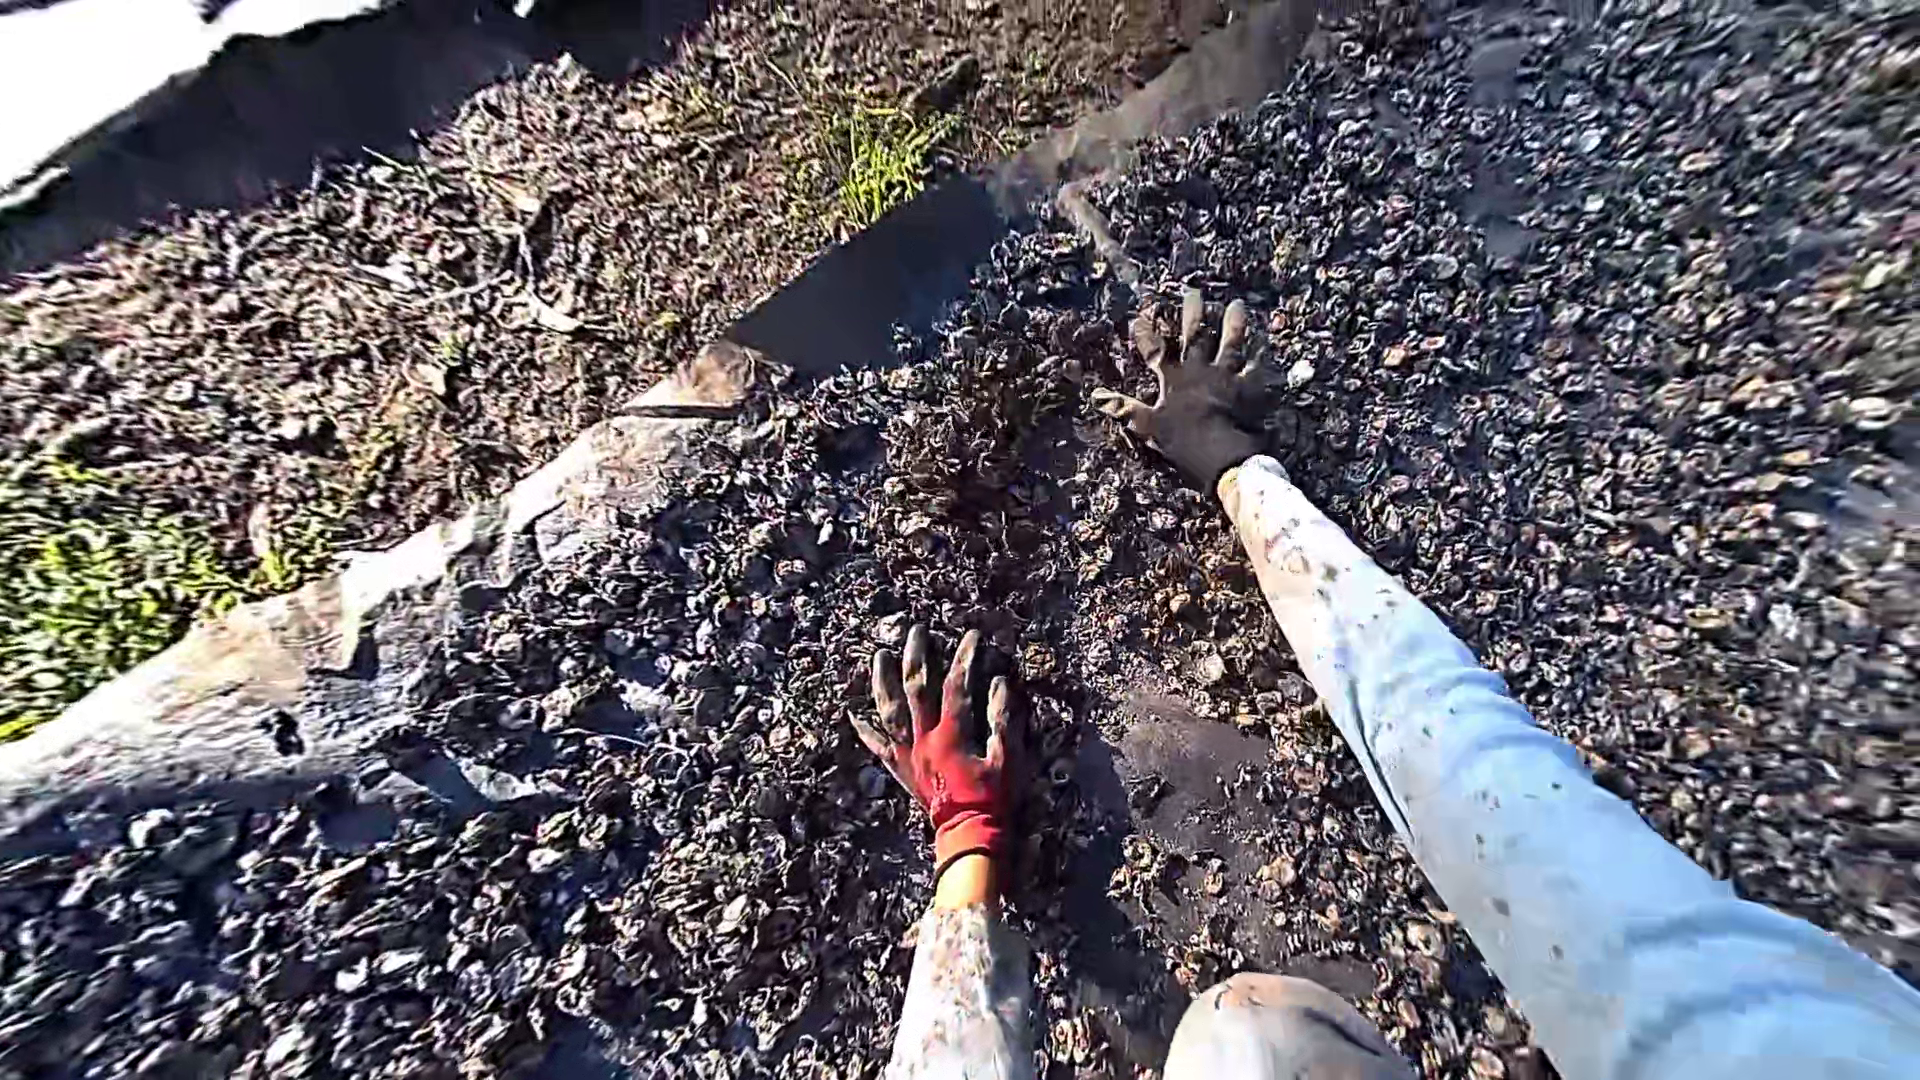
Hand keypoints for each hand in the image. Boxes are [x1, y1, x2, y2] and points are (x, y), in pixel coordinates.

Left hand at [857, 625, 1018, 883]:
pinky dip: (863, 728)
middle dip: (916, 656)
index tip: (971, 635)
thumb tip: (1000, 683)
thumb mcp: (1006, 760)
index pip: (958, 685)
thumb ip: (1003, 721)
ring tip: (878, 655)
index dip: (965, 657)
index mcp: (952, 734)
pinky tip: (852, 713)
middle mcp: (924, 738)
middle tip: (916, 631)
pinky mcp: (898, 768)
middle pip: (916, 687)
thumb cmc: (991, 799)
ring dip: (883, 680)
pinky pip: (876, 746)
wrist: (967, 836)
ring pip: (888, 710)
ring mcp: (907, 753)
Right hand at [1093, 287, 1267, 486]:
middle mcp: (1200, 370)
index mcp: (1174, 379)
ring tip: (1236, 305)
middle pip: (1196, 336)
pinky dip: (1261, 354)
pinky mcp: (1249, 387)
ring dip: (1233, 323)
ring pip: (1231, 343)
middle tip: (1193, 291)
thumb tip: (1095, 396)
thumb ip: (1124, 408)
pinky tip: (1265, 342)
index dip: (1146, 335)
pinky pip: (1257, 366)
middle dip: (1193, 313)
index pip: (1155, 352)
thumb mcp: (1147, 426)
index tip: (1138, 318)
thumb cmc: (1181, 441)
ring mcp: (1226, 376)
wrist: (1220, 453)